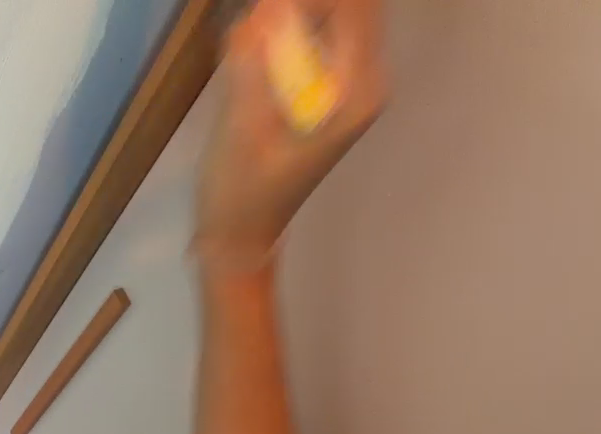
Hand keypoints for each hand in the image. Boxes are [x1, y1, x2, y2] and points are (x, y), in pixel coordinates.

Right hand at [195, 0, 386, 265]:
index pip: (352, 6)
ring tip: (246, 43)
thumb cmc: (240, 196)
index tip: (259, 13)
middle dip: (294, 9)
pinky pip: (311, 42)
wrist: (237, 242)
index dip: (302, 1)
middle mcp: (362, 83)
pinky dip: (283, 37)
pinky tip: (250, 53)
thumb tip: (252, 14)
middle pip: (345, 8)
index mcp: (358, 91)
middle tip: (250, 28)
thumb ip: (251, 66)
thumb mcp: (240, 131)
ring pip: (327, 20)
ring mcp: (343, 89)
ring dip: (285, 21)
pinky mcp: (321, 95)